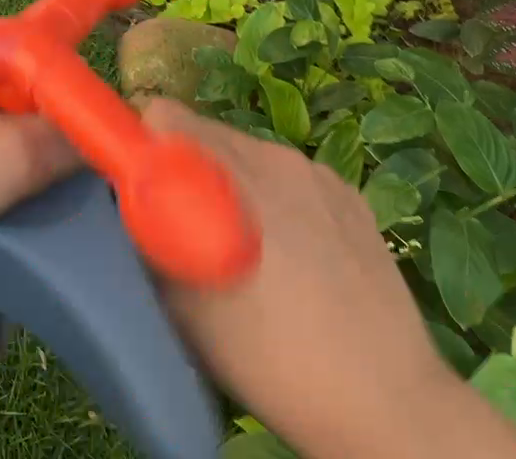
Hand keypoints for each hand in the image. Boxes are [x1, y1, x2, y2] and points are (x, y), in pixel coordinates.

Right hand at [142, 99, 515, 458]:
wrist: (383, 401)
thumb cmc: (264, 354)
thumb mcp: (178, 303)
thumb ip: (147, 238)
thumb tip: (132, 207)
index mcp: (224, 170)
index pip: (162, 115)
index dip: (142, 147)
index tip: (143, 191)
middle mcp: (271, 153)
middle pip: (205, 133)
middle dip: (185, 169)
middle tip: (188, 229)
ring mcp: (317, 171)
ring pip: (248, 155)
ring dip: (231, 184)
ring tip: (243, 250)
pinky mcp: (351, 194)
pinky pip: (290, 177)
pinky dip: (277, 200)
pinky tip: (294, 259)